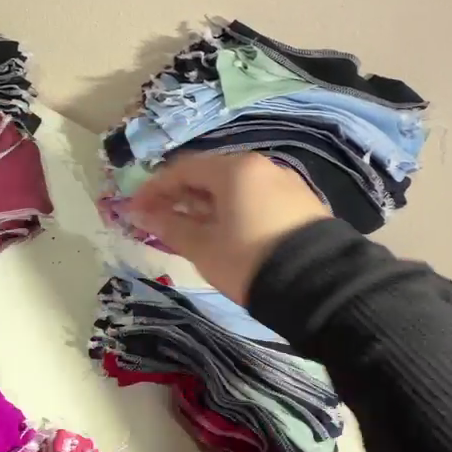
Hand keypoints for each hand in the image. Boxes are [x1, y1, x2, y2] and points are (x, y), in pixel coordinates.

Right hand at [128, 152, 331, 302]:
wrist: (317, 284)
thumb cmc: (247, 259)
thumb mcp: (201, 246)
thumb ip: (167, 225)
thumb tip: (138, 213)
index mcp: (234, 170)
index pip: (182, 169)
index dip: (153, 188)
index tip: (134, 210)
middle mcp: (261, 167)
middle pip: (208, 175)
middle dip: (178, 196)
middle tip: (156, 219)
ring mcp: (284, 184)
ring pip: (231, 188)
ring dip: (202, 204)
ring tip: (185, 229)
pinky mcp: (298, 204)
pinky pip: (252, 198)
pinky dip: (228, 210)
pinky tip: (219, 232)